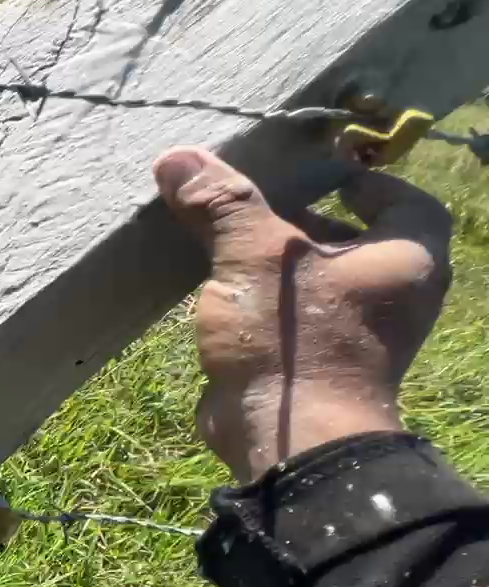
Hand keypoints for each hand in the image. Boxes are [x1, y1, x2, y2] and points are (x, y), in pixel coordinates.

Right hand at [153, 147, 451, 480]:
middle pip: (354, 238)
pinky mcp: (313, 357)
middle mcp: (393, 293)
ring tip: (218, 243)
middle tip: (246, 202)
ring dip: (274, 260)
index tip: (310, 172)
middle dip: (302, 219)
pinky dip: (260, 295)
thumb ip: (222, 206)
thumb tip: (179, 156)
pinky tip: (216, 291)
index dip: (361, 180)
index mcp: (406, 260)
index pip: (403, 201)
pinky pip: (292, 310)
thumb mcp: (254, 258)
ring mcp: (355, 330)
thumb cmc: (292, 336)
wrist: (286, 430)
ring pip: (317, 277)